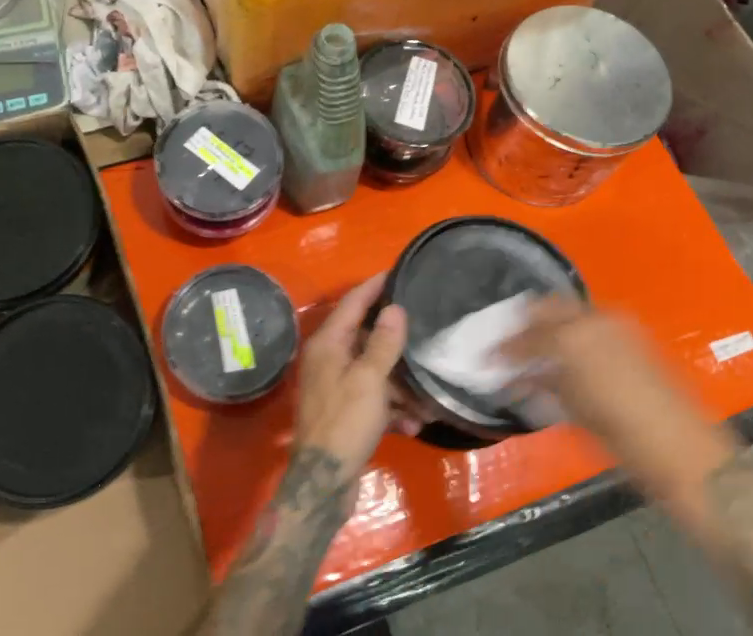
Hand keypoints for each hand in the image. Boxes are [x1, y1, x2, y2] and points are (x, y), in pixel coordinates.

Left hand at [294, 272, 412, 480]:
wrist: (324, 482)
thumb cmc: (344, 422)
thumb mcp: (369, 379)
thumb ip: (383, 342)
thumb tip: (395, 307)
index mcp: (328, 344)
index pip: (352, 302)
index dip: (375, 286)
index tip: (399, 271)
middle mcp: (329, 360)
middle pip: (367, 337)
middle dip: (398, 342)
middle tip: (427, 329)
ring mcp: (337, 387)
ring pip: (376, 372)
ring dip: (402, 384)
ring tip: (428, 396)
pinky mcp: (347, 412)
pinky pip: (376, 400)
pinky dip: (394, 409)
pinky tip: (414, 423)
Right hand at [501, 296, 692, 445]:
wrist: (685, 451)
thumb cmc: (623, 438)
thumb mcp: (574, 412)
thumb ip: (543, 383)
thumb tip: (520, 374)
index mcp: (572, 338)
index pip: (526, 334)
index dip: (503, 347)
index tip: (488, 358)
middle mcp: (593, 320)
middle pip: (547, 307)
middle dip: (525, 324)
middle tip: (510, 345)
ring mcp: (617, 324)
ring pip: (570, 311)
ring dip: (550, 325)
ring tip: (536, 349)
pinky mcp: (634, 335)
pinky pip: (592, 322)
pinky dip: (574, 332)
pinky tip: (568, 354)